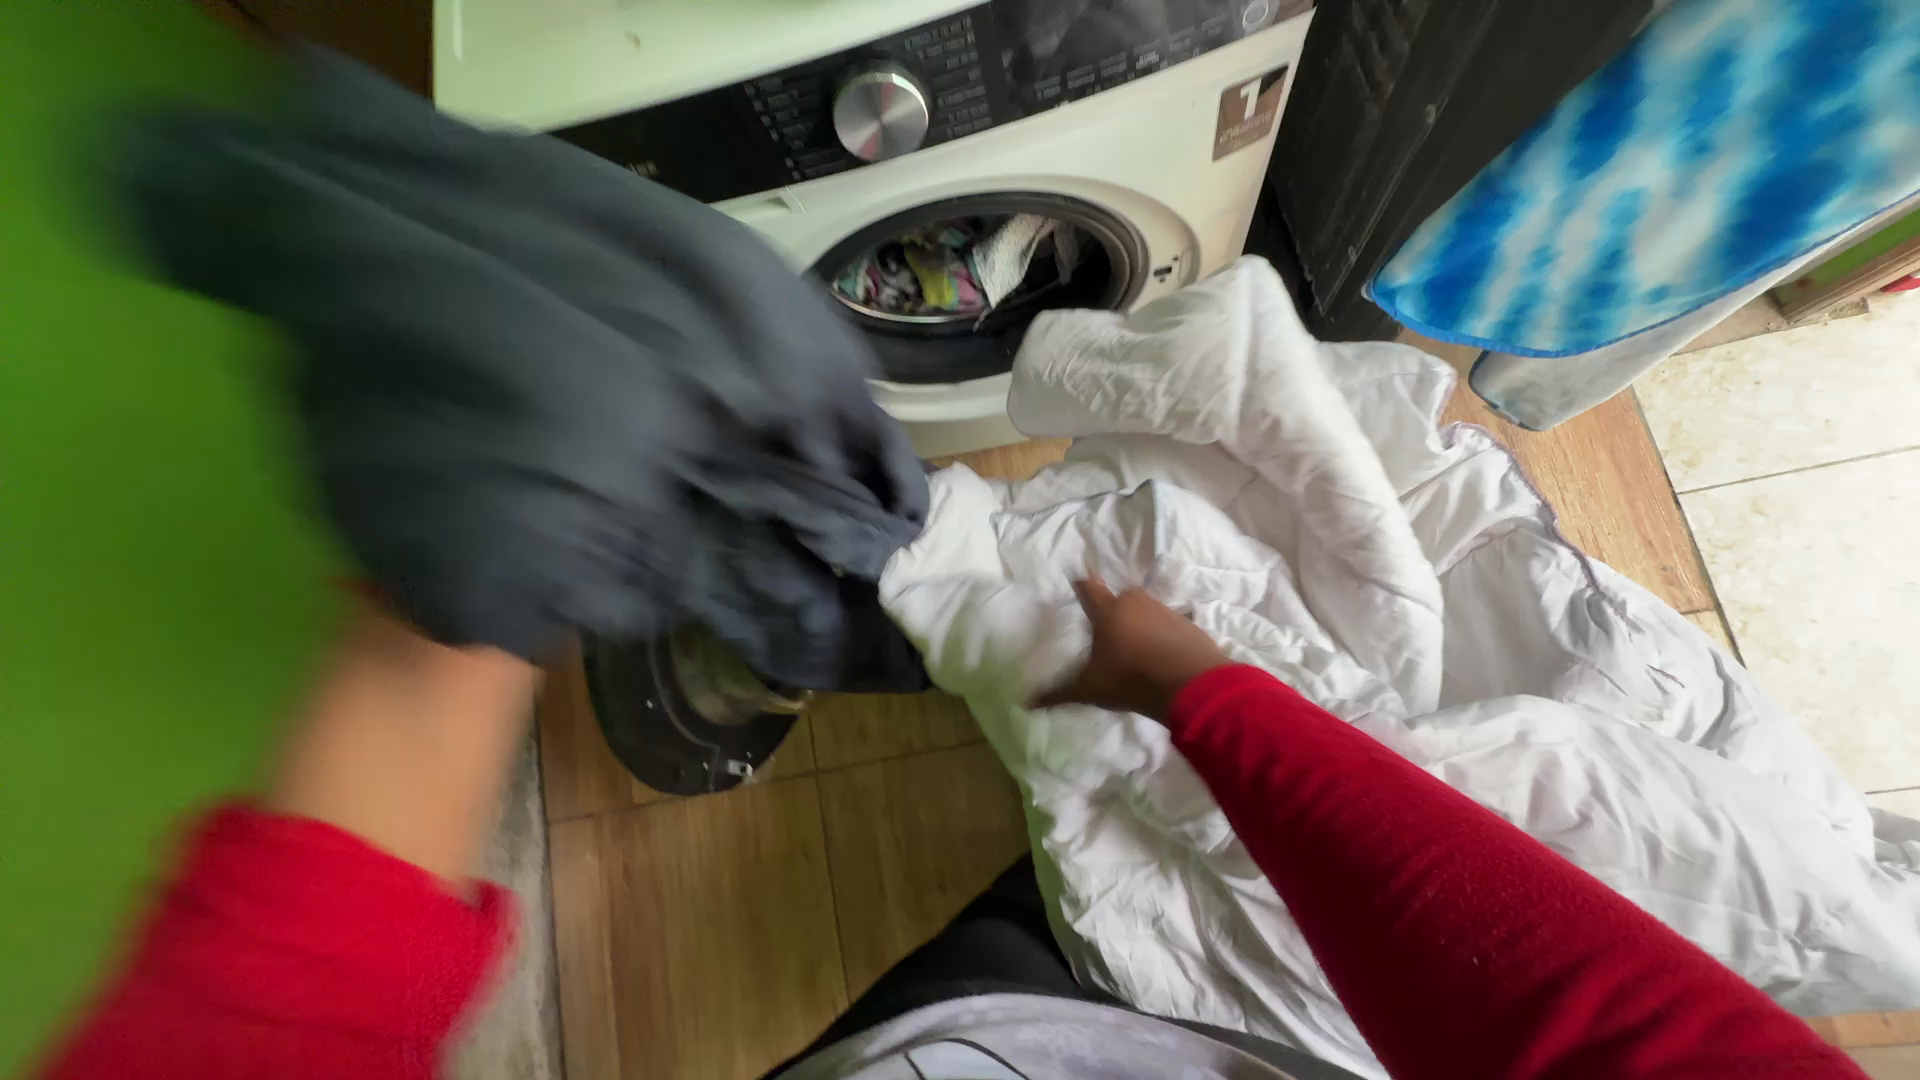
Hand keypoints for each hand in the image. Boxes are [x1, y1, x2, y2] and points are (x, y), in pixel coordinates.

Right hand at [1030, 575, 1232, 722]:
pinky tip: (1162, 654)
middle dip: (1114, 608)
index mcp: (1108, 611)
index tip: (1077, 580)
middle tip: (1108, 627)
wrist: (1189, 685)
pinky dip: (1164, 634)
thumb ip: (1059, 693)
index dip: (1081, 584)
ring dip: (1140, 621)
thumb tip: (1026, 703)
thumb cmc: (1130, 679)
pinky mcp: (1188, 625)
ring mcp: (1165, 611)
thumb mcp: (1090, 689)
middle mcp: (1136, 603)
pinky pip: (1170, 624)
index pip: (1089, 588)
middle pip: (1121, 597)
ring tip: (1136, 645)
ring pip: (1146, 609)